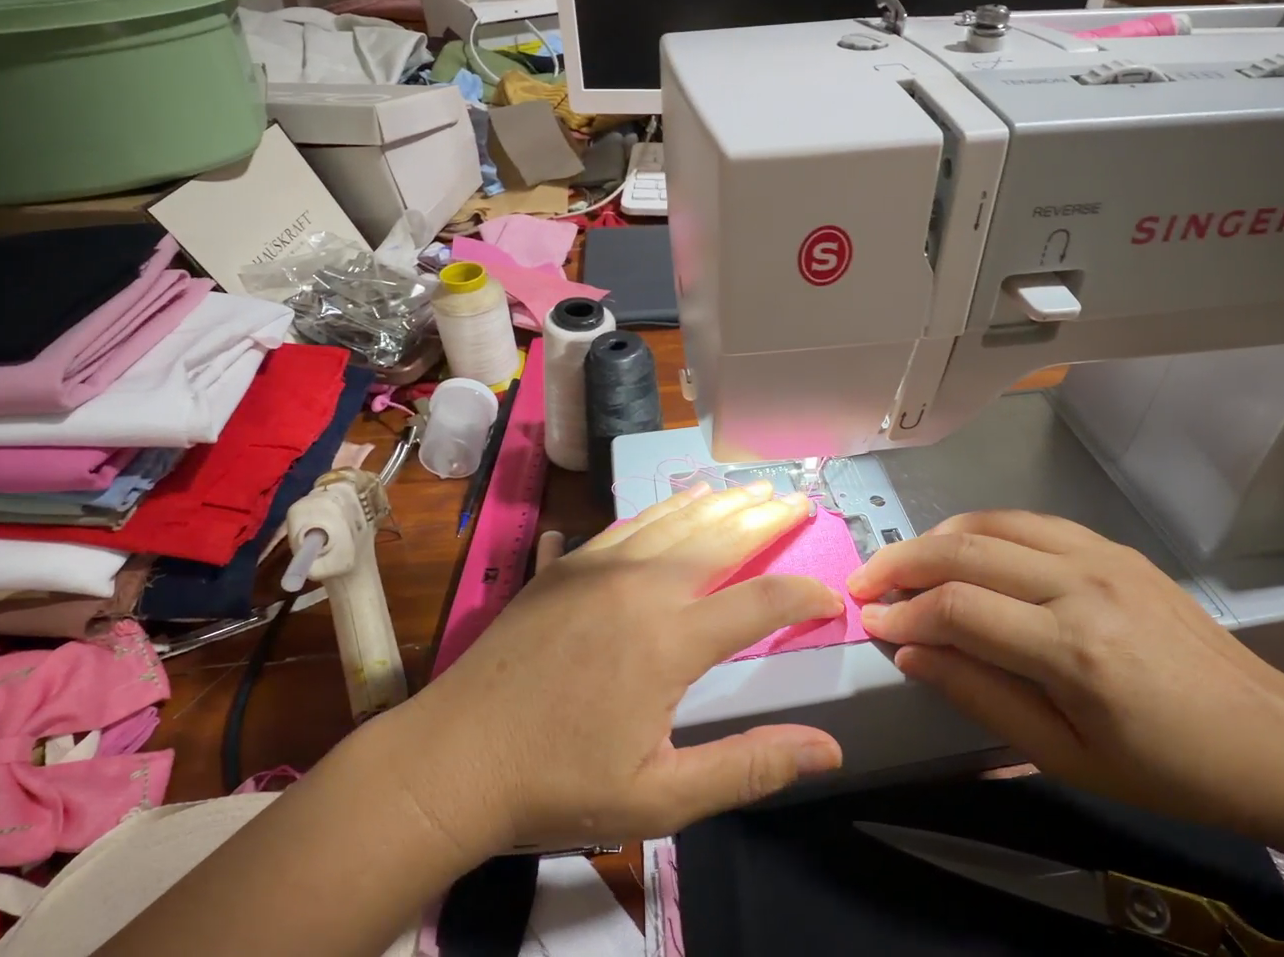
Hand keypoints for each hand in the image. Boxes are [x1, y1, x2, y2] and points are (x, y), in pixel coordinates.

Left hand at [384, 482, 844, 857]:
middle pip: (720, 537)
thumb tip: (829, 749)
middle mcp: (640, 587)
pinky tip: (678, 502)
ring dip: (719, 502)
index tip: (831, 599)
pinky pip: (626, 524)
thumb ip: (748, 768)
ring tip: (751, 486)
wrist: (452, 759)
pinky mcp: (562, 568)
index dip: (805, 596)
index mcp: (671, 640)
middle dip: (767, 516)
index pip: (761, 601)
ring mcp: (596, 569)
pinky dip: (663, 508)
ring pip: (673, 519)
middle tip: (799, 497)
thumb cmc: (558, 783)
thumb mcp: (661, 798)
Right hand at [848, 511, 1283, 839]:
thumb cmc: (1164, 768)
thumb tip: (912, 652)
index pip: (958, 609)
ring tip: (904, 563)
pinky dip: (984, 529)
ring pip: (995, 523)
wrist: (1270, 738)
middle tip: (864, 581)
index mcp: (1072, 649)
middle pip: (967, 550)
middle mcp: (1084, 585)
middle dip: (903, 561)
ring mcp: (1104, 557)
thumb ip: (979, 695)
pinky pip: (1032, 522)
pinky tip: (964, 548)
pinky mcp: (1117, 549)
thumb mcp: (1063, 755)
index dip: (903, 614)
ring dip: (938, 537)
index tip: (870, 625)